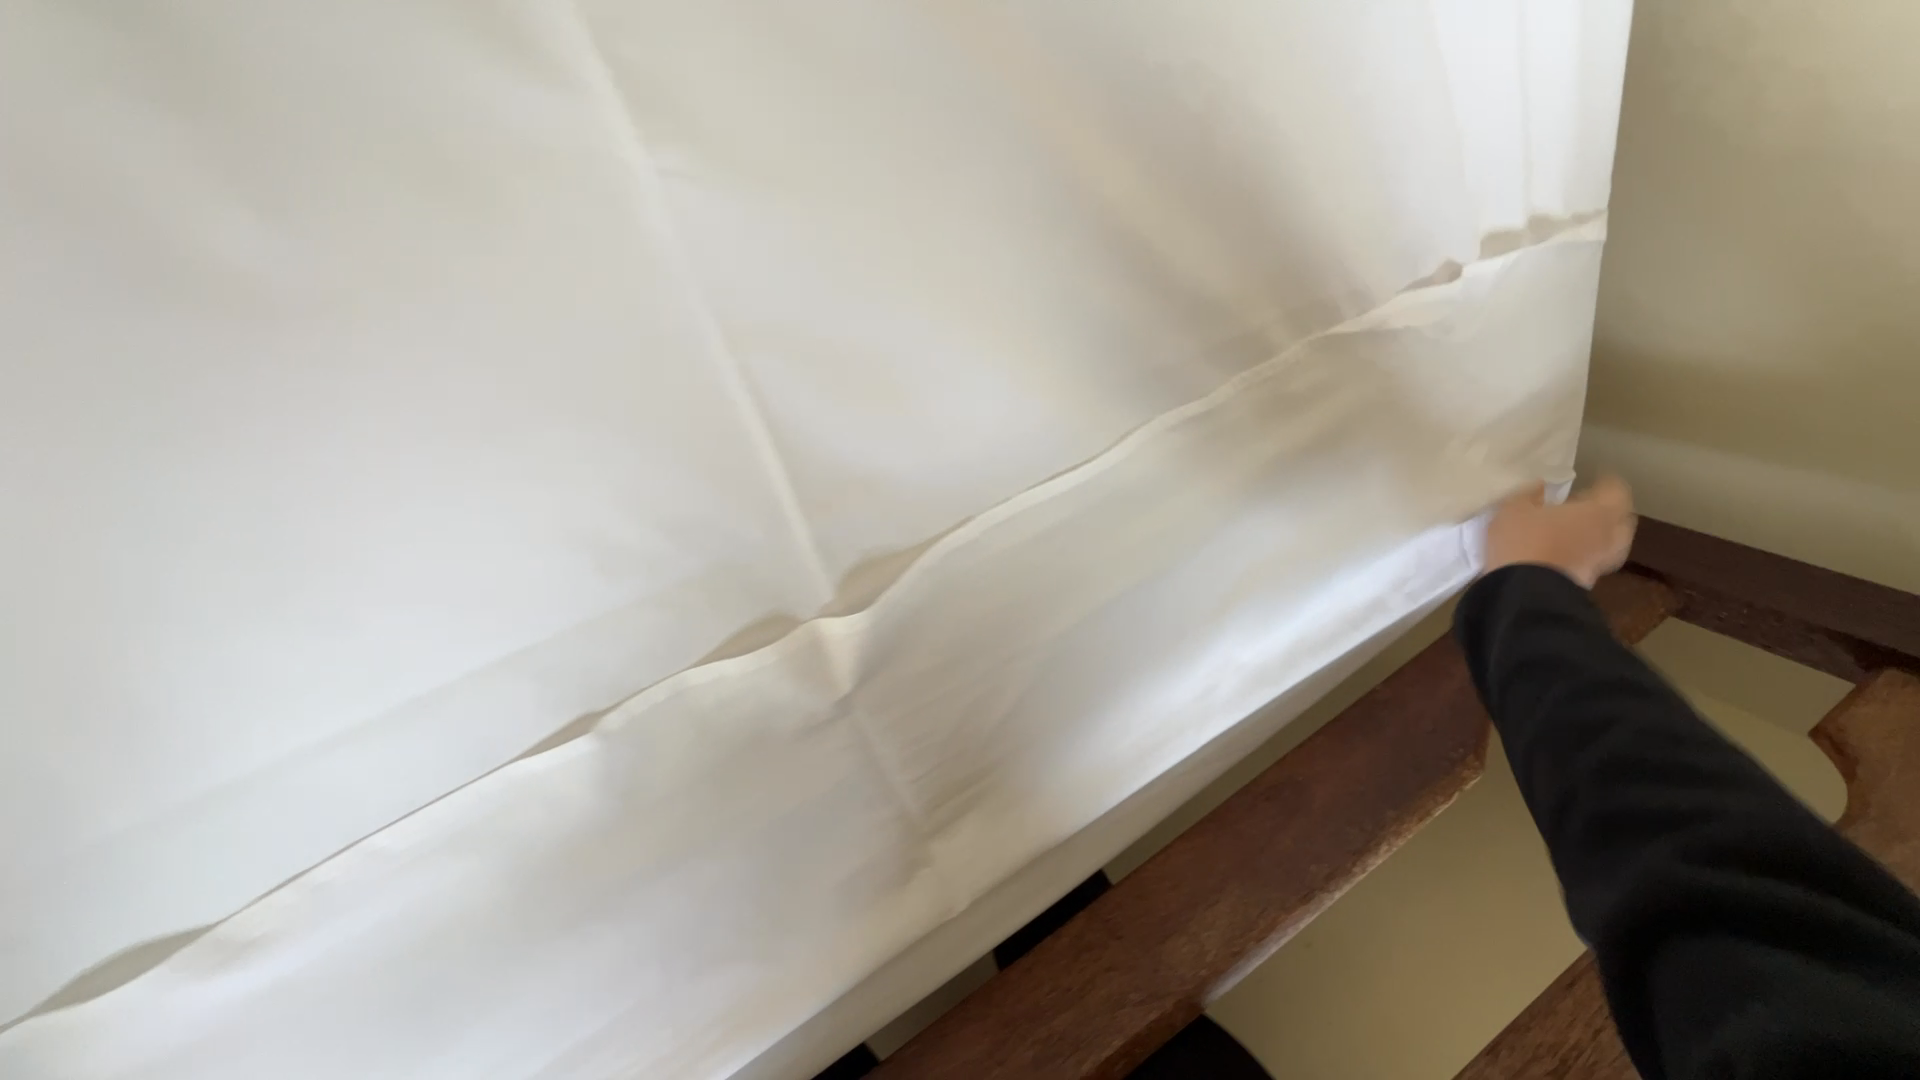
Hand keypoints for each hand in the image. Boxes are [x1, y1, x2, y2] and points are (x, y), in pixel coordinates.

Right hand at [1483, 474, 1636, 588]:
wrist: (1524, 590)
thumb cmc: (1523, 540)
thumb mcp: (1513, 509)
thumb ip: (1529, 494)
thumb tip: (1541, 486)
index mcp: (1599, 511)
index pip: (1615, 489)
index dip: (1605, 481)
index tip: (1594, 477)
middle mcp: (1610, 533)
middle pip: (1619, 516)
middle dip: (1605, 508)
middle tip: (1585, 504)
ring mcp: (1603, 559)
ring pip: (1609, 539)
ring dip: (1597, 532)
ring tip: (1576, 529)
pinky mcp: (1590, 578)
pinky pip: (1594, 557)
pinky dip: (1587, 550)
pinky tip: (1566, 550)